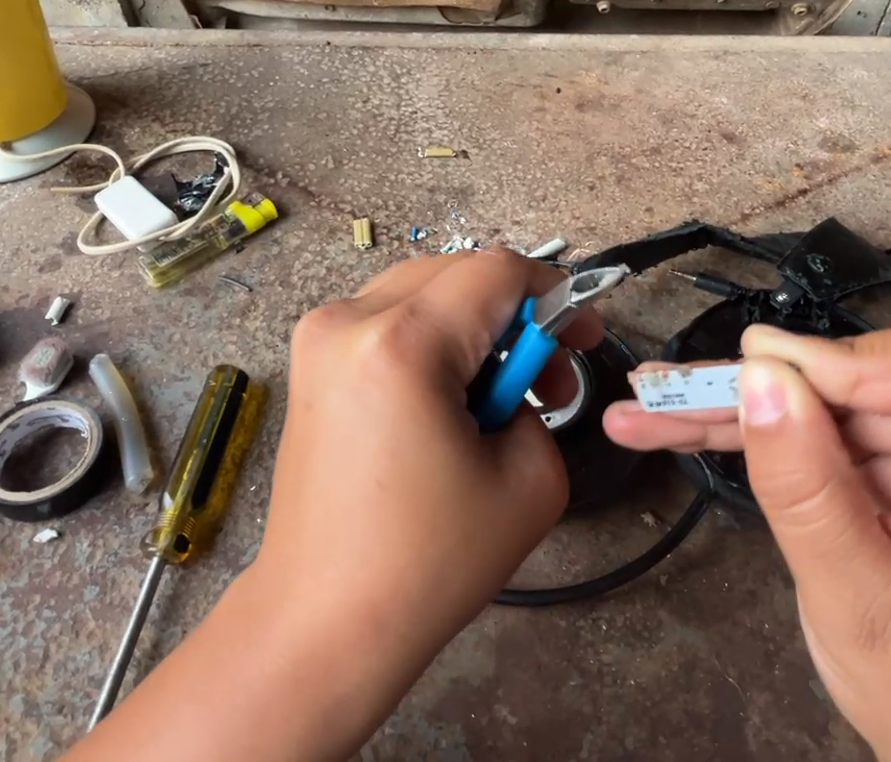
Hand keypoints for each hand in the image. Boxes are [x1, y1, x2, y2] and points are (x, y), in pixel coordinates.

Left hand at [71, 249, 595, 761]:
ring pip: (420, 291)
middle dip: (513, 312)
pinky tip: (445, 399)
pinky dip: (430, 340)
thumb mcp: (529, 480)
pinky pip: (386, 319)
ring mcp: (318, 338)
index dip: (553, 292)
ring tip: (494, 397)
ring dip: (471, 326)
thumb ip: (537, 399)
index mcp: (402, 343)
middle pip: (456, 272)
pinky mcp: (309, 363)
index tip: (581, 335)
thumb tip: (512, 377)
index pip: (496, 272)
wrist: (323, 619)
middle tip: (544, 376)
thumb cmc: (428, 562)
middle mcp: (348, 320)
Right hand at [604, 321, 890, 761]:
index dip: (851, 360)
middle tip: (665, 390)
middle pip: (873, 381)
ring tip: (647, 408)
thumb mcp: (863, 611)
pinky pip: (822, 437)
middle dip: (763, 385)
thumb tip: (758, 378)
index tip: (759, 373)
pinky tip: (678, 428)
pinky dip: (752, 437)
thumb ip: (808, 493)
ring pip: (831, 402)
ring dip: (737, 408)